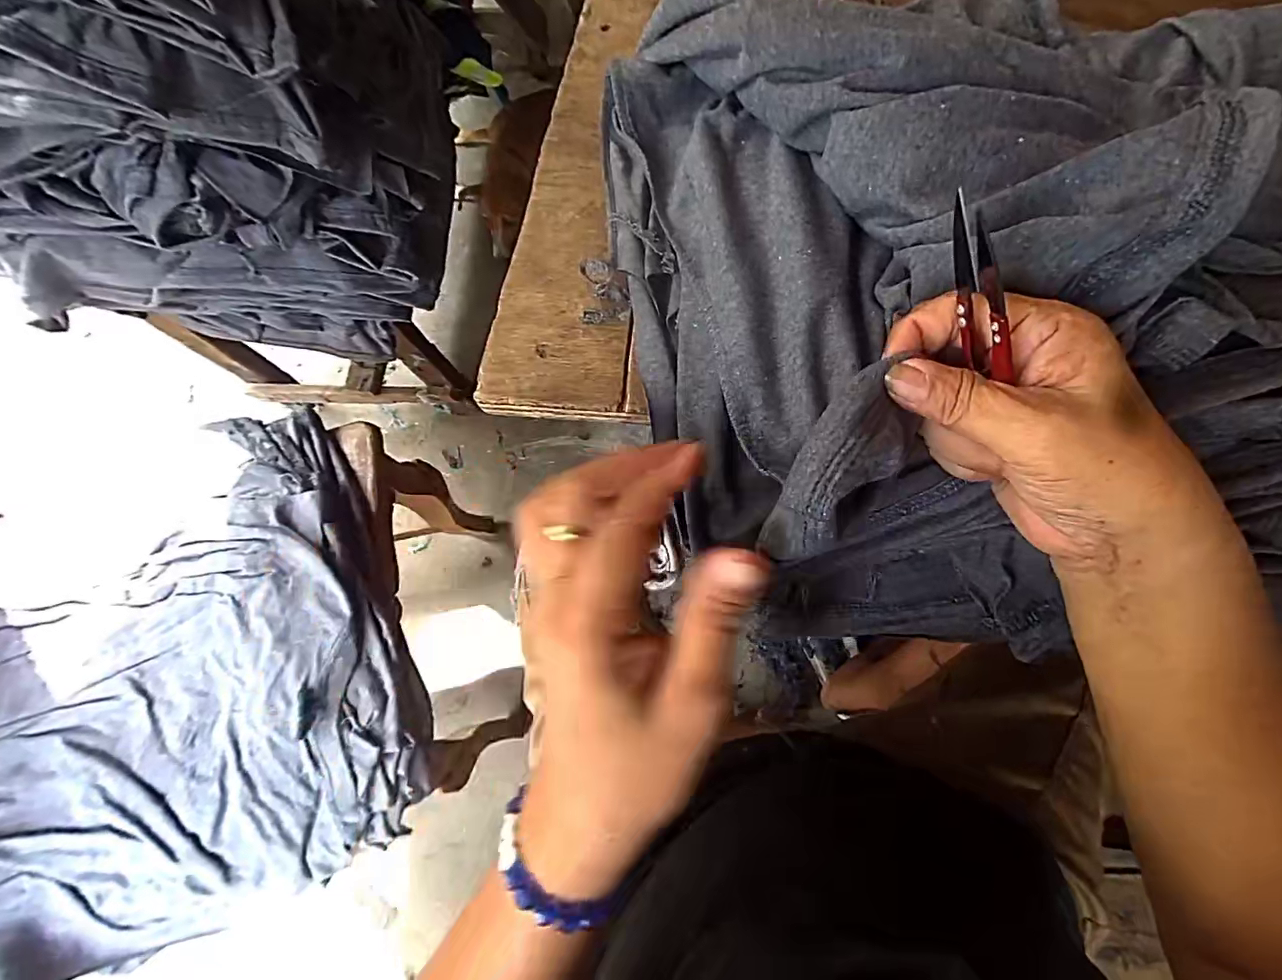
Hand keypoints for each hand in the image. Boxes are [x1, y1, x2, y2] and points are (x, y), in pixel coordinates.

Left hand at [510, 443, 769, 898]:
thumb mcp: (691, 704)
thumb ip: (713, 622)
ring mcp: (537, 607)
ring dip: (594, 483)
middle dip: (615, 468)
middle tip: (672, 457)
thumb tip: (744, 554)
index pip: (617, 528)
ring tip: (651, 473)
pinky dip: (584, 507)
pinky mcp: (542, 615)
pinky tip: (624, 513)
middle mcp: (549, 603)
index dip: (656, 482)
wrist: (575, 825)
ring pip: (546, 516)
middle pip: (560, 505)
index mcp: (585, 623)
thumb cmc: (638, 771)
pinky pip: (550, 538)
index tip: (696, 455)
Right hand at [882, 292, 1223, 572]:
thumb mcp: (1031, 429)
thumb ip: (959, 398)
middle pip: (940, 355)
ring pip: (934, 400)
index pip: (965, 309)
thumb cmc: (1107, 471)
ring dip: (958, 436)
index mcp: (1045, 331)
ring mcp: (1000, 397)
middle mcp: (1019, 356)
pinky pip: (943, 431)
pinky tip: (996, 469)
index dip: (922, 331)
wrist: (1124, 541)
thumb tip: (896, 374)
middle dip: (948, 401)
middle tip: (981, 430)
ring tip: (1002, 457)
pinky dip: (961, 455)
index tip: (895, 369)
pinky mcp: (986, 432)